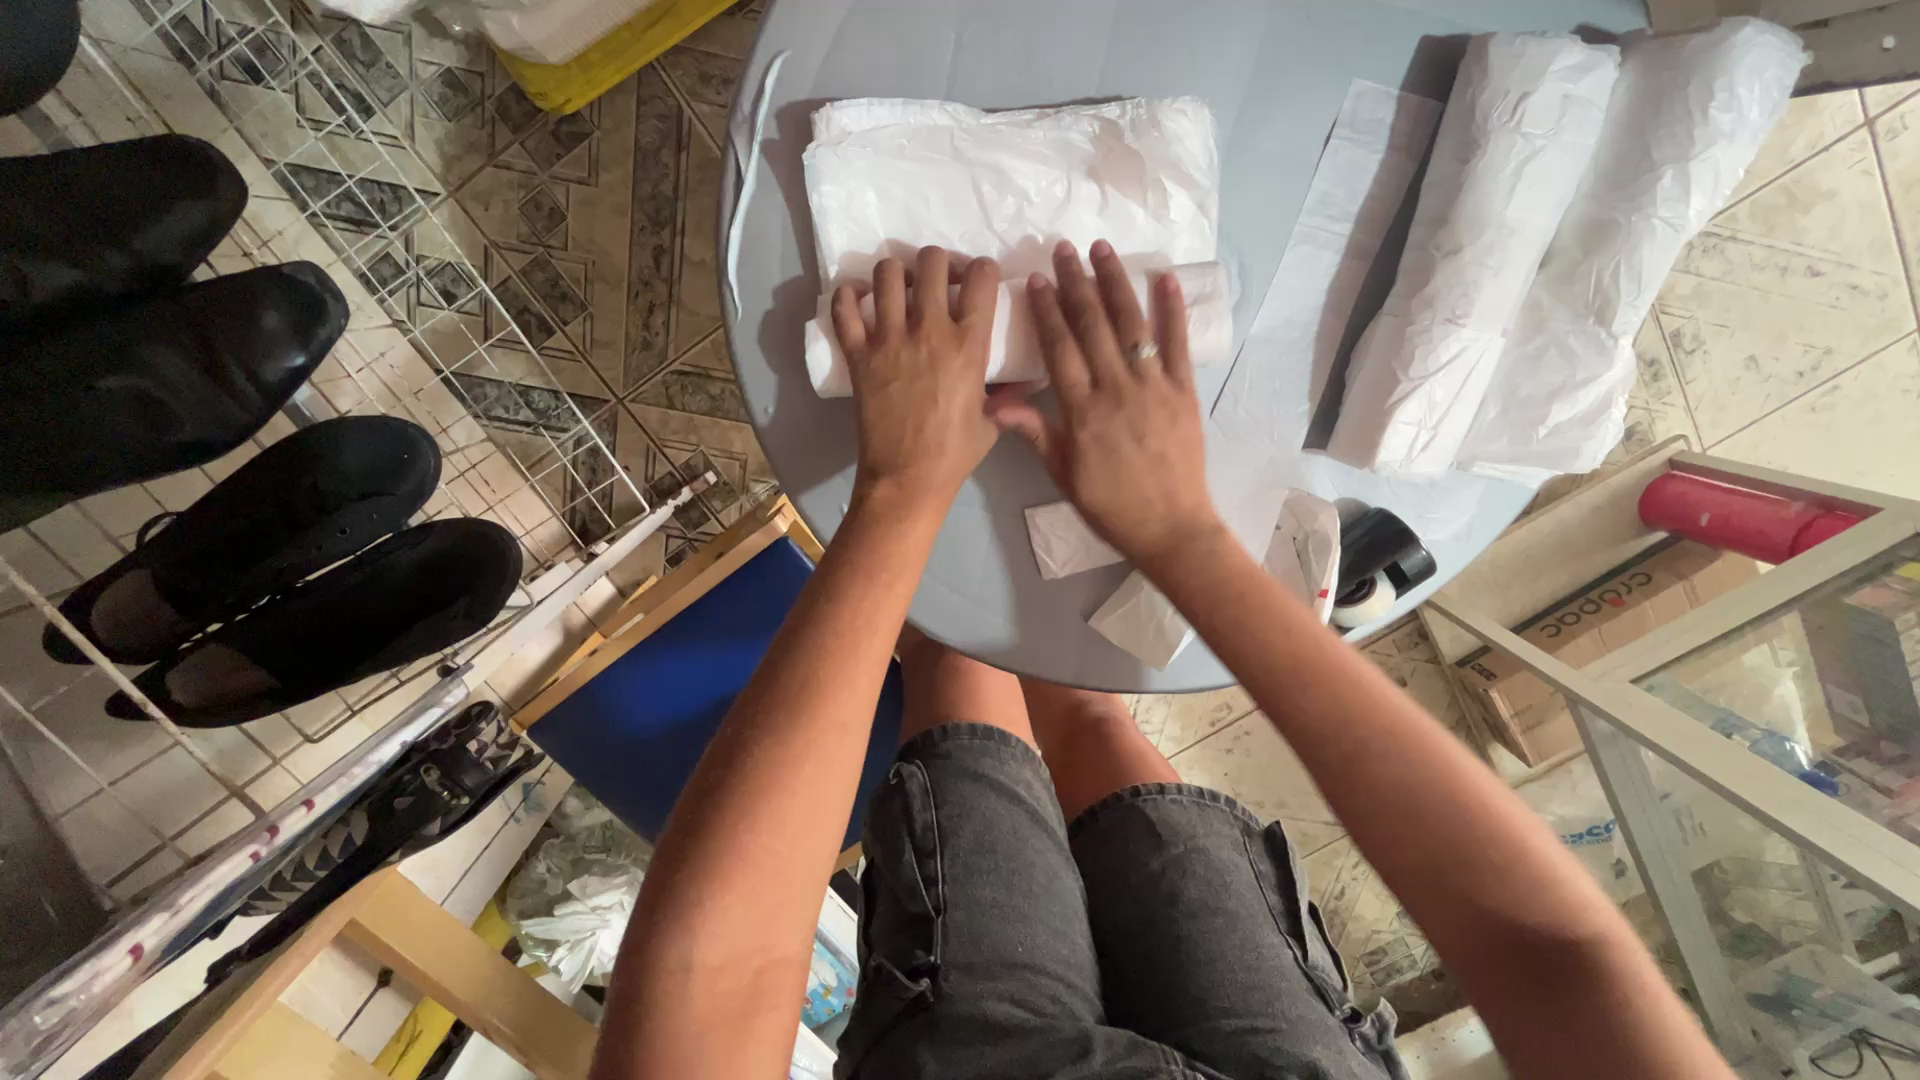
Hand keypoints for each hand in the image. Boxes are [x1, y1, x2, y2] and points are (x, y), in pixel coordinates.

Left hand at [833, 246, 1010, 512]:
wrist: (907, 478)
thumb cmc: (954, 454)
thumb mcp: (992, 422)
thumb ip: (1007, 394)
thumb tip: (1024, 382)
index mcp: (969, 344)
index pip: (980, 278)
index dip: (982, 269)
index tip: (978, 280)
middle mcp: (929, 331)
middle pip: (932, 263)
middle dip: (939, 263)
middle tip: (938, 281)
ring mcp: (889, 340)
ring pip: (887, 274)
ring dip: (896, 273)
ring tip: (900, 287)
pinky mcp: (858, 355)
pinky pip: (844, 308)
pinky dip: (848, 295)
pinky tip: (859, 299)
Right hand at [988, 240, 1225, 569]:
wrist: (1169, 527)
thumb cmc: (1109, 505)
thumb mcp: (1062, 474)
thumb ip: (1034, 432)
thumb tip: (996, 404)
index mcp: (1081, 410)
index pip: (1059, 348)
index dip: (1047, 311)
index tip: (1037, 280)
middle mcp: (1116, 388)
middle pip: (1093, 325)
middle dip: (1077, 282)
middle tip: (1064, 248)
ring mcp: (1154, 386)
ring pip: (1132, 324)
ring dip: (1116, 283)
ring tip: (1103, 249)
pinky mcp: (1184, 391)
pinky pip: (1178, 343)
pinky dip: (1172, 310)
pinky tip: (1165, 278)